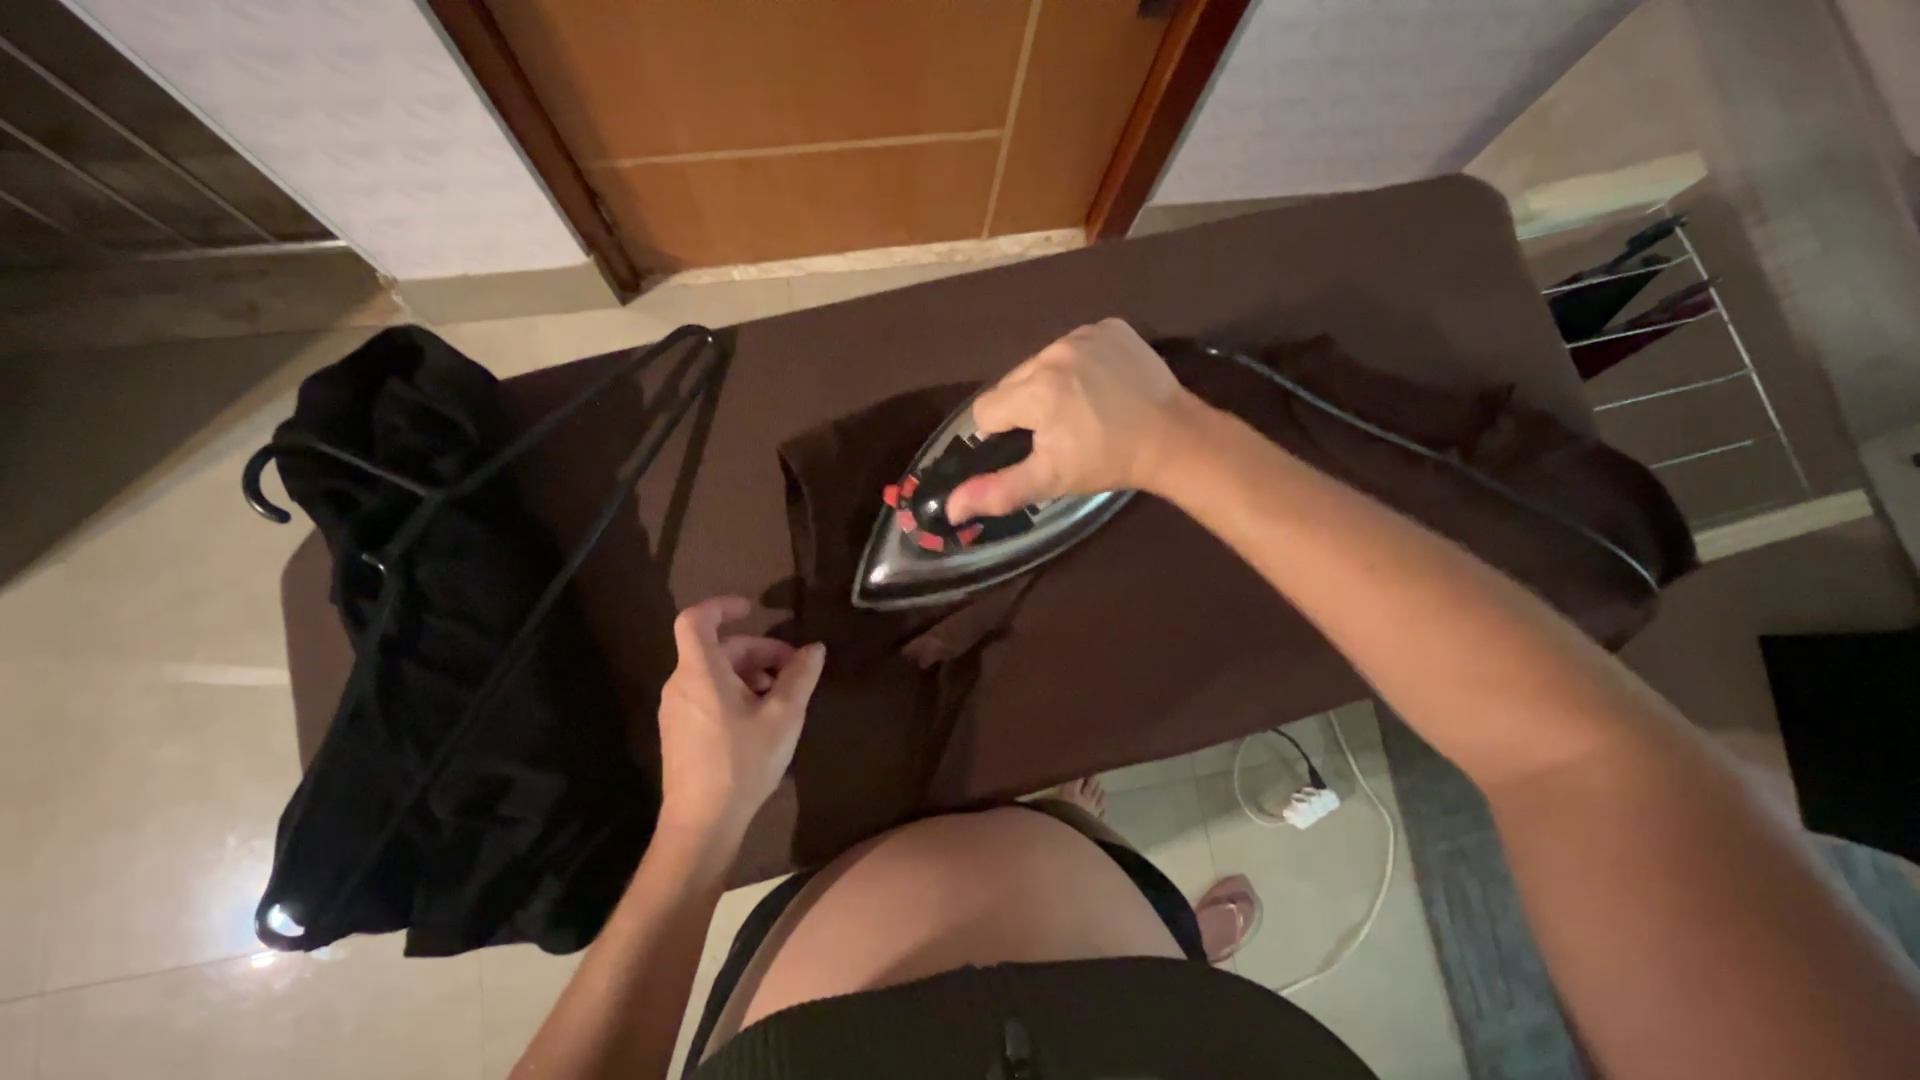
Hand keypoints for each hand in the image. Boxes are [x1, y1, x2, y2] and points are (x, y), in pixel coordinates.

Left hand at [657, 596, 825, 836]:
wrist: (702, 822)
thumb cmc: (742, 763)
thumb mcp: (783, 717)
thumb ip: (799, 677)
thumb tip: (814, 648)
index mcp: (700, 672)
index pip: (696, 619)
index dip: (722, 606)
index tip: (753, 610)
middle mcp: (680, 684)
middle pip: (716, 649)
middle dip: (757, 650)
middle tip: (792, 669)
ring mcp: (675, 710)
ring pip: (713, 673)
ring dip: (748, 673)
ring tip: (781, 697)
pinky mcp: (678, 732)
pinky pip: (705, 694)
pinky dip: (733, 692)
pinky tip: (760, 719)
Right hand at [944, 318, 1202, 522]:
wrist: (1173, 438)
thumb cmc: (1108, 462)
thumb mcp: (1051, 480)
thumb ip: (997, 490)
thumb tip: (950, 508)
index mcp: (1036, 390)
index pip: (988, 409)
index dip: (1004, 431)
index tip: (1035, 445)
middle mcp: (1054, 352)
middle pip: (1014, 382)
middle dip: (1028, 407)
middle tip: (1062, 431)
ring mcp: (1085, 334)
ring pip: (1042, 362)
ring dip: (1051, 384)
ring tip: (1083, 408)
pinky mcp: (1110, 327)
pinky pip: (1075, 344)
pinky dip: (1081, 364)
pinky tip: (1102, 386)